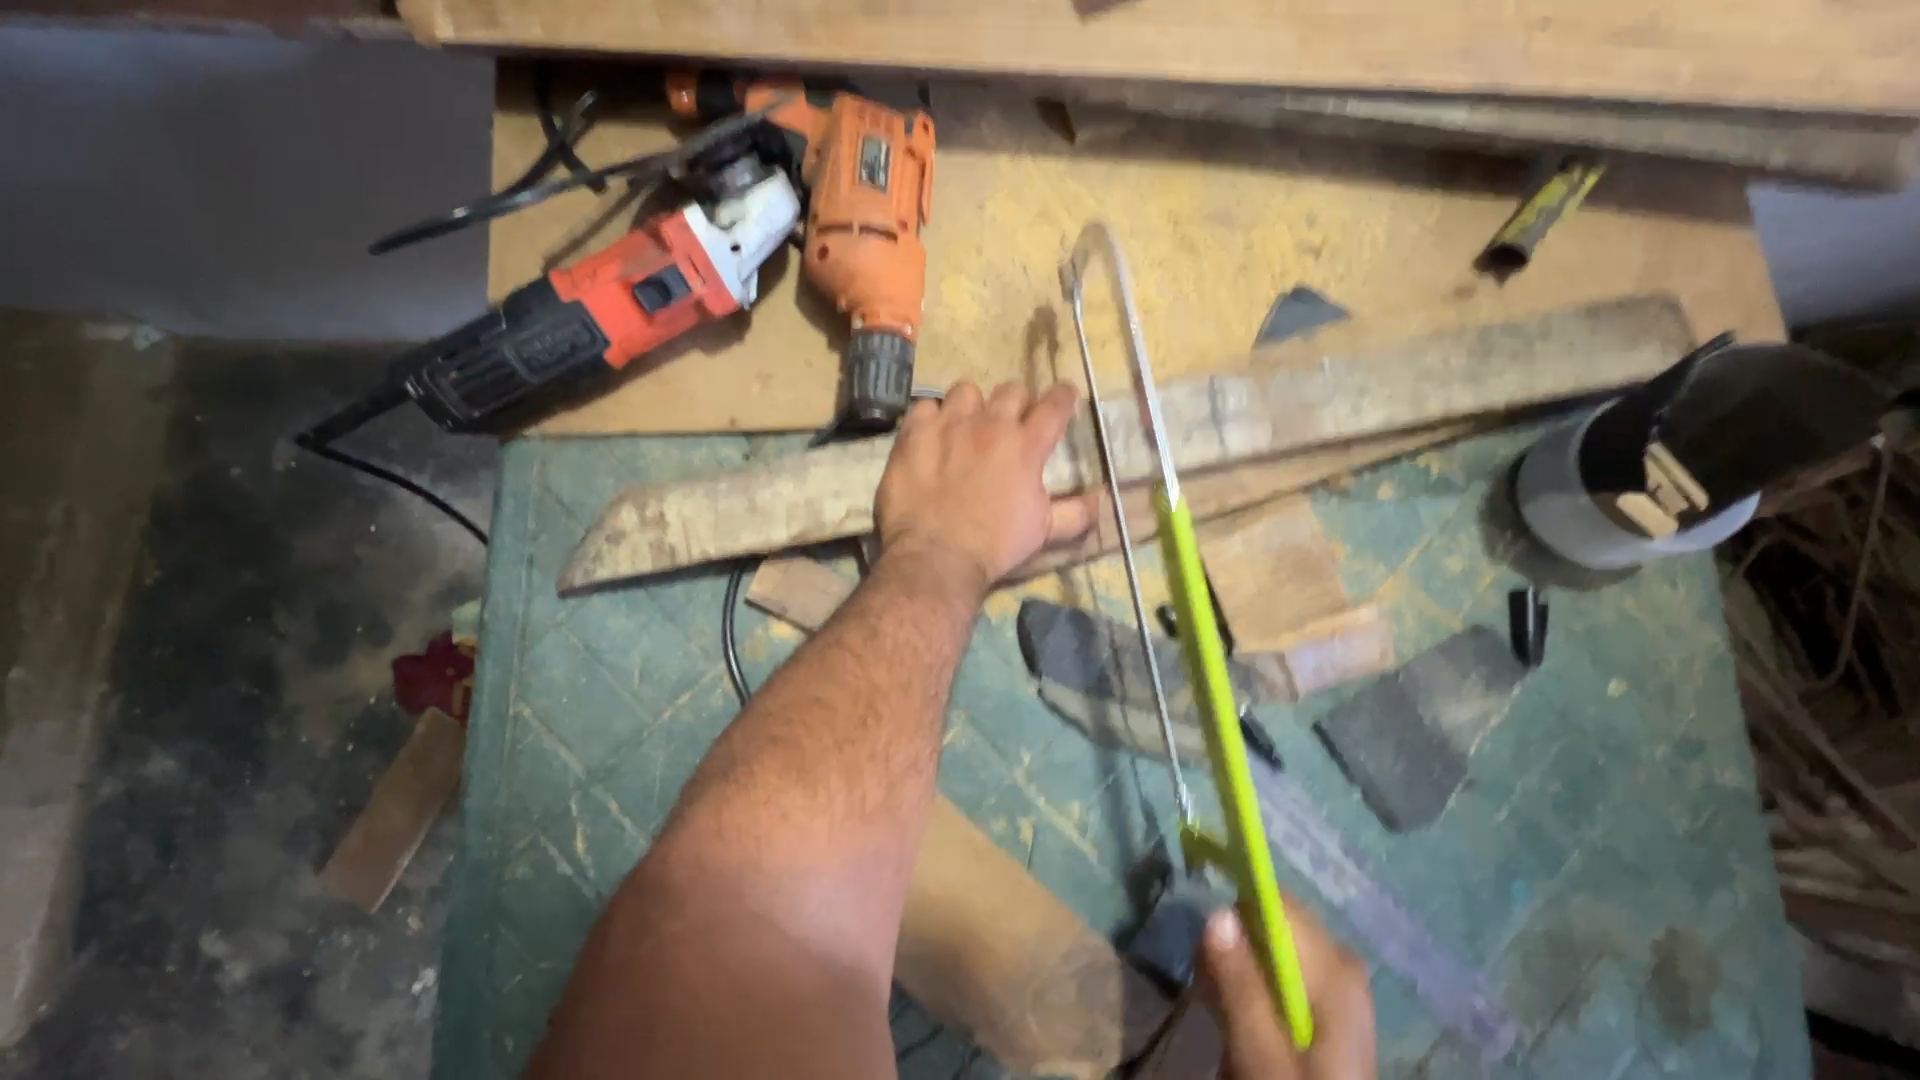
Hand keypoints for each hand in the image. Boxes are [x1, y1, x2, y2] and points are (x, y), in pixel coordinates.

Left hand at [874, 381, 1095, 588]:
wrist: (936, 556)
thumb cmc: (994, 546)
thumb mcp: (1043, 533)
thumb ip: (1074, 512)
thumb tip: (1099, 500)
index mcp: (1026, 446)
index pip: (1055, 404)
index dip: (1063, 397)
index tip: (1063, 398)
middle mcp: (990, 425)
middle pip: (1011, 390)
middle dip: (1016, 403)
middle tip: (1010, 422)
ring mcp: (949, 425)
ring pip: (966, 391)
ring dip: (972, 406)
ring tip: (966, 426)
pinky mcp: (914, 434)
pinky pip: (925, 407)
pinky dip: (931, 419)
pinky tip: (931, 438)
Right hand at [1200, 904, 1376, 1078]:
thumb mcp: (1261, 1056)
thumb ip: (1239, 985)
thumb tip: (1217, 912)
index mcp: (1335, 970)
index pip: (1277, 905)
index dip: (1235, 914)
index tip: (1205, 948)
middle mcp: (1340, 964)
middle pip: (1270, 925)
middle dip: (1232, 948)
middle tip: (1208, 989)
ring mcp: (1336, 985)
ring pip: (1268, 948)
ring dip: (1235, 971)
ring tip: (1220, 1012)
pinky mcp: (1326, 1004)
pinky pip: (1279, 971)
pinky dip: (1251, 987)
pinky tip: (1238, 1021)